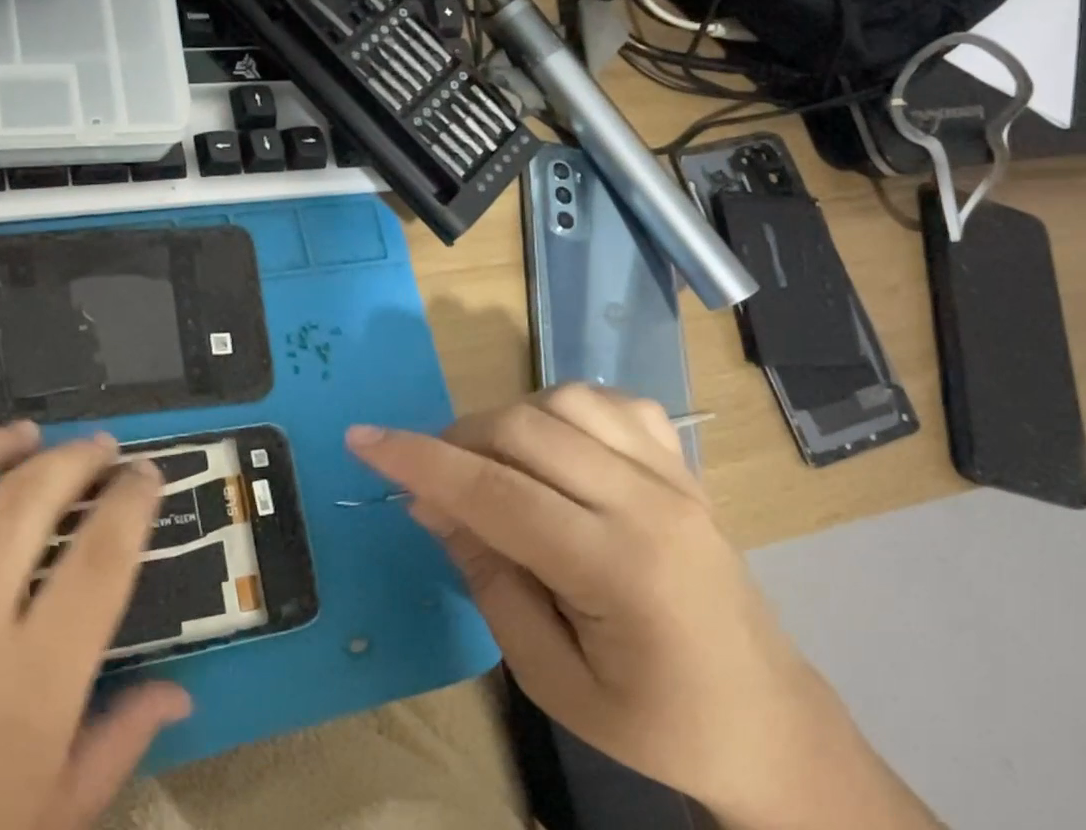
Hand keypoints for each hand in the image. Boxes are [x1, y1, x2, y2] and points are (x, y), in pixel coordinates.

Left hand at [0, 422, 191, 829]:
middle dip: (71, 460)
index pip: (100, 561)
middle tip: (95, 448)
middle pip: (25, 503)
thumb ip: (119, 741)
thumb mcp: (58, 812)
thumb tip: (179, 692)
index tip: (145, 475)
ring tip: (19, 434)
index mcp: (33, 677)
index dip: (131, 504)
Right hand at [347, 385, 937, 829]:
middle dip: (453, 441)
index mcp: (618, 570)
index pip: (494, 491)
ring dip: (504, 421)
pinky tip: (548, 446)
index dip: (417, 460)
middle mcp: (651, 506)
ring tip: (488, 468)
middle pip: (525, 430)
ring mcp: (676, 481)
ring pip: (565, 401)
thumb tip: (431, 504)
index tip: (360, 439)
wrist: (769, 728)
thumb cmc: (652, 721)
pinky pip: (613, 404)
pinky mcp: (685, 472)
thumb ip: (487, 578)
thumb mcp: (547, 676)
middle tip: (428, 484)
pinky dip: (561, 408)